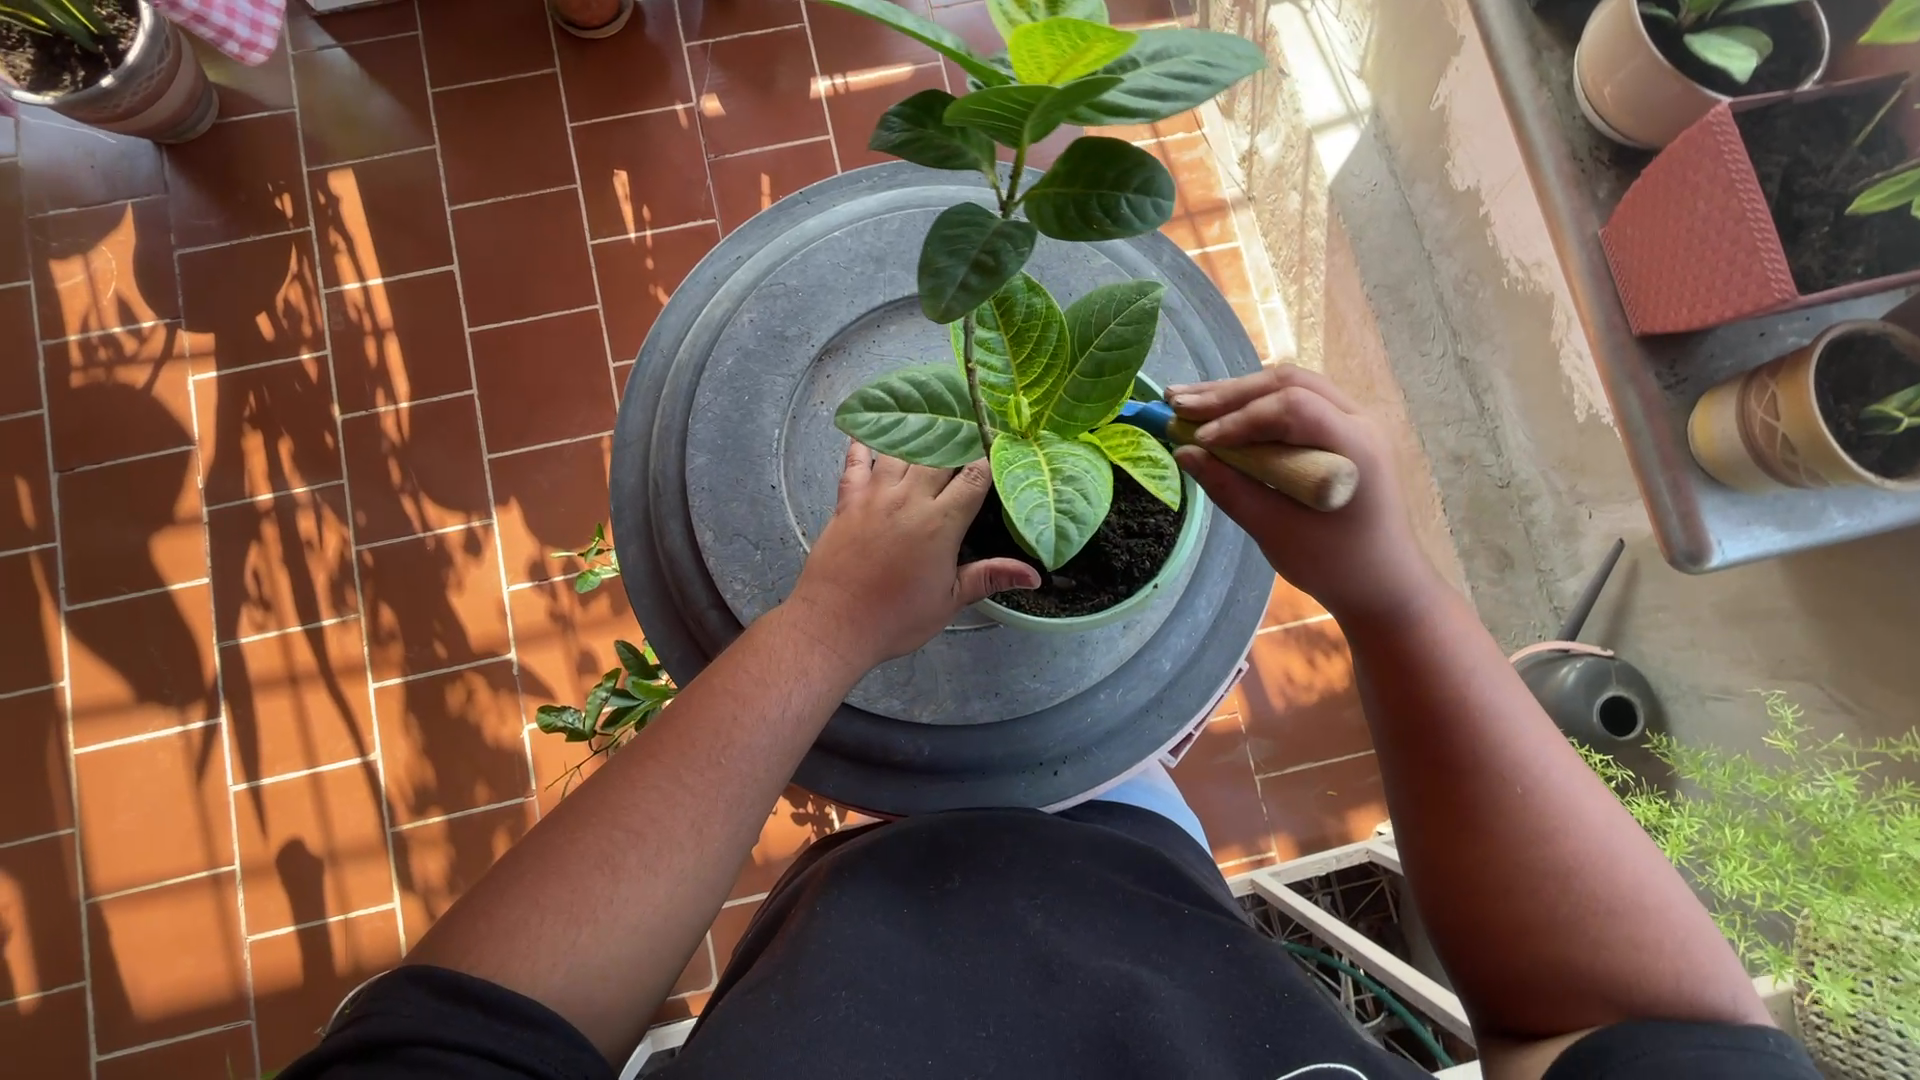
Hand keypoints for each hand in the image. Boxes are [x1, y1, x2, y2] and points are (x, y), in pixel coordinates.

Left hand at [784, 442, 1039, 669]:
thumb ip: (990, 578)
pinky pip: (856, 460)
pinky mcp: (847, 500)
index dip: (991, 458)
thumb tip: (1034, 575)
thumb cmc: (896, 618)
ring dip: (919, 434)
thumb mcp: (950, 601)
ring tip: (933, 421)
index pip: (975, 476)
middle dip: (959, 438)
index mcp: (941, 523)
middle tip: (972, 427)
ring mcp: (875, 495)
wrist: (834, 624)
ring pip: (902, 449)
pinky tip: (872, 429)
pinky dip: (864, 442)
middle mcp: (909, 499)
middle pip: (941, 453)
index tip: (1002, 445)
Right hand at [1165, 366, 1440, 621]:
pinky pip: (1292, 405)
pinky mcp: (1337, 433)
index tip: (1198, 439)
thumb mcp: (1276, 531)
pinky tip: (1217, 413)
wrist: (1383, 585)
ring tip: (1185, 400)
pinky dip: (1252, 407)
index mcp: (1355, 447)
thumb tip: (1185, 454)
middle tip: (1175, 402)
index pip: (1292, 407)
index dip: (1239, 418)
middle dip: (1227, 393)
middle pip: (1287, 384)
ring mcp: (1351, 423)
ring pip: (1288, 388)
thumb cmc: (1335, 566)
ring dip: (1235, 394)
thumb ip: (1231, 488)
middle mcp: (1359, 421)